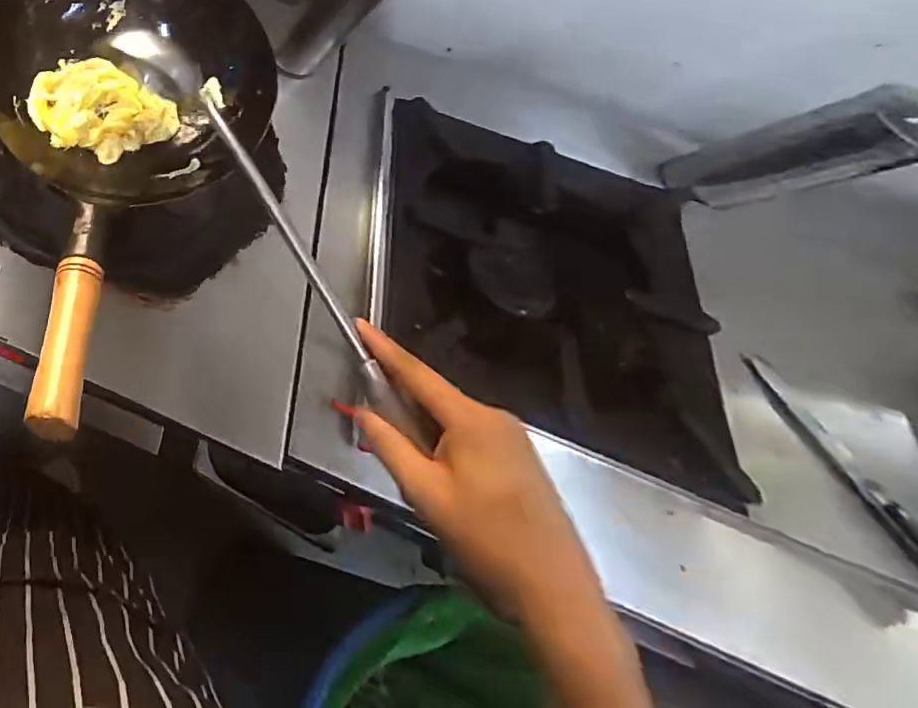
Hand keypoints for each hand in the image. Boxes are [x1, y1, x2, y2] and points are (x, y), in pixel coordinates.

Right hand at [350, 320, 604, 622]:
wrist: (556, 594)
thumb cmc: (486, 539)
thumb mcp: (424, 492)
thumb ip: (388, 444)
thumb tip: (362, 411)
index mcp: (472, 420)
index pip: (416, 373)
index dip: (384, 349)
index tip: (361, 324)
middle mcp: (494, 418)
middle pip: (432, 396)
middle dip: (398, 402)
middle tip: (371, 423)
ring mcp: (511, 438)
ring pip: (447, 418)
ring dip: (419, 429)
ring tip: (408, 466)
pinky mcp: (518, 458)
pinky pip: (465, 434)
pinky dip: (439, 441)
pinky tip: (435, 473)